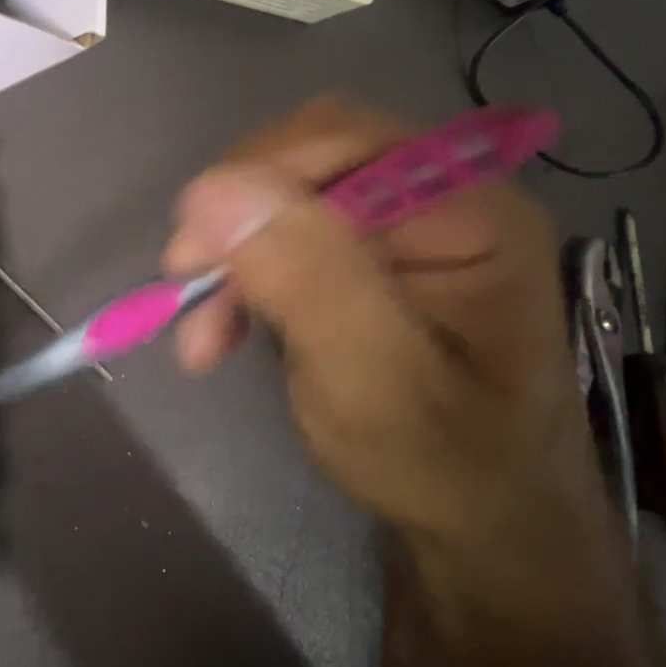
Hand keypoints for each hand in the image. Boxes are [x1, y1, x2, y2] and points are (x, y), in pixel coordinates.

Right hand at [162, 98, 601, 540]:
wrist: (476, 526)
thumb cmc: (440, 462)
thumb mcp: (372, 378)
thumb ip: (308, 278)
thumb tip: (212, 186)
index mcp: (470, 212)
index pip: (340, 139)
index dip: (253, 181)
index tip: (193, 259)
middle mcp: (436, 200)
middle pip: (300, 158)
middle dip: (232, 221)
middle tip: (189, 287)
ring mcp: (396, 228)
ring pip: (275, 195)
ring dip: (224, 254)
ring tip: (202, 329)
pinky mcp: (359, 257)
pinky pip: (274, 234)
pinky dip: (234, 275)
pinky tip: (220, 329)